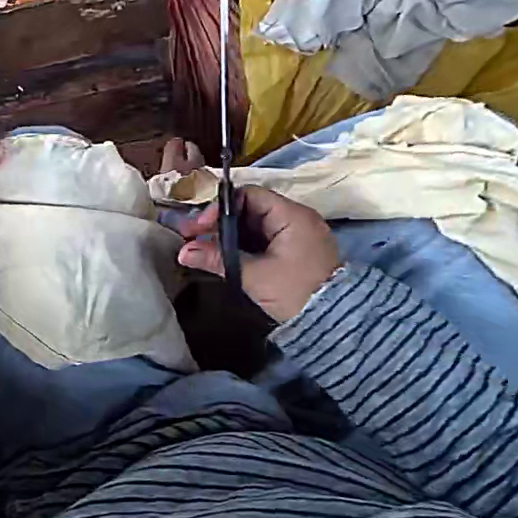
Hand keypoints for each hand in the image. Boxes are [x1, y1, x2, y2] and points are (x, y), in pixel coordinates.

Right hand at [177, 186, 341, 322]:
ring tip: (202, 248)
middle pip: (250, 210)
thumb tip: (184, 252)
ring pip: (255, 226)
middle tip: (192, 235)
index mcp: (291, 215)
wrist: (333, 321)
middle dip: (220, 223)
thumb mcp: (254, 276)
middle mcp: (296, 218)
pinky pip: (264, 239)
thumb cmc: (296, 292)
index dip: (222, 208)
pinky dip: (244, 246)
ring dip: (230, 236)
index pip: (250, 196)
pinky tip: (223, 256)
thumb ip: (218, 259)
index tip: (201, 226)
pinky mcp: (295, 251)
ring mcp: (297, 235)